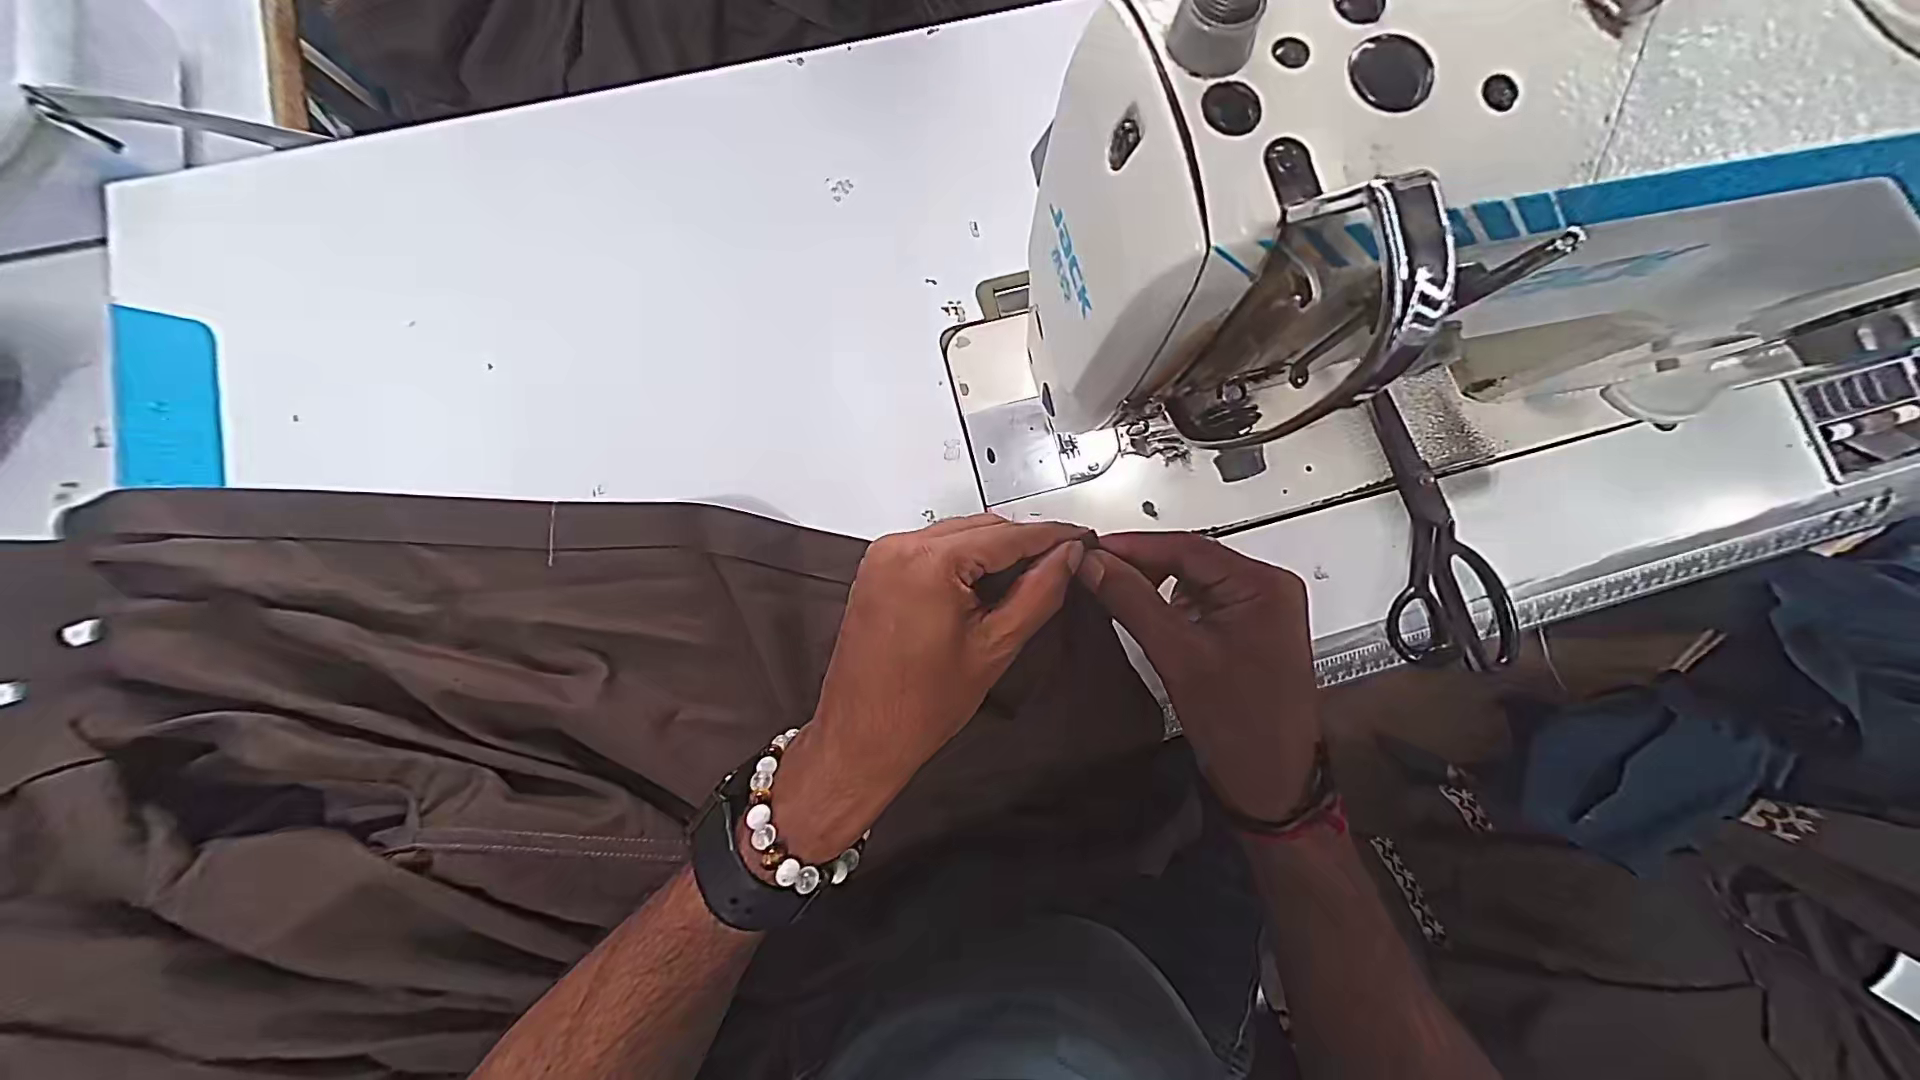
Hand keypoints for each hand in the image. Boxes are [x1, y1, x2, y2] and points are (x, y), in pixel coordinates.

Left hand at [770, 515, 1088, 859]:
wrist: (863, 736)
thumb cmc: (914, 706)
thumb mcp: (995, 647)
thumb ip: (1039, 592)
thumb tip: (1064, 558)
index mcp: (928, 563)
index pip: (1007, 534)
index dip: (1051, 536)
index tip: (1076, 539)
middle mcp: (898, 549)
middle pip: (982, 526)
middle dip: (1024, 542)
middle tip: (1060, 560)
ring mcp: (883, 557)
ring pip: (958, 533)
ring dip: (994, 550)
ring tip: (1026, 579)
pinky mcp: (878, 569)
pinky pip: (933, 547)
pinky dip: (963, 558)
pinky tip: (985, 583)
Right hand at [1078, 532, 1319, 819]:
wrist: (1271, 783)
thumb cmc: (1244, 728)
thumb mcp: (1177, 655)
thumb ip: (1132, 601)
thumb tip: (1096, 565)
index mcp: (1263, 586)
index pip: (1186, 546)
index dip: (1132, 547)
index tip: (1092, 550)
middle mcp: (1267, 590)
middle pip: (1189, 558)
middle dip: (1140, 565)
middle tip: (1095, 571)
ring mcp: (1257, 610)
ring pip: (1190, 579)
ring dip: (1151, 585)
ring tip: (1113, 592)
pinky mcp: (1244, 628)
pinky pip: (1197, 601)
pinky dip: (1165, 604)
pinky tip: (1142, 615)